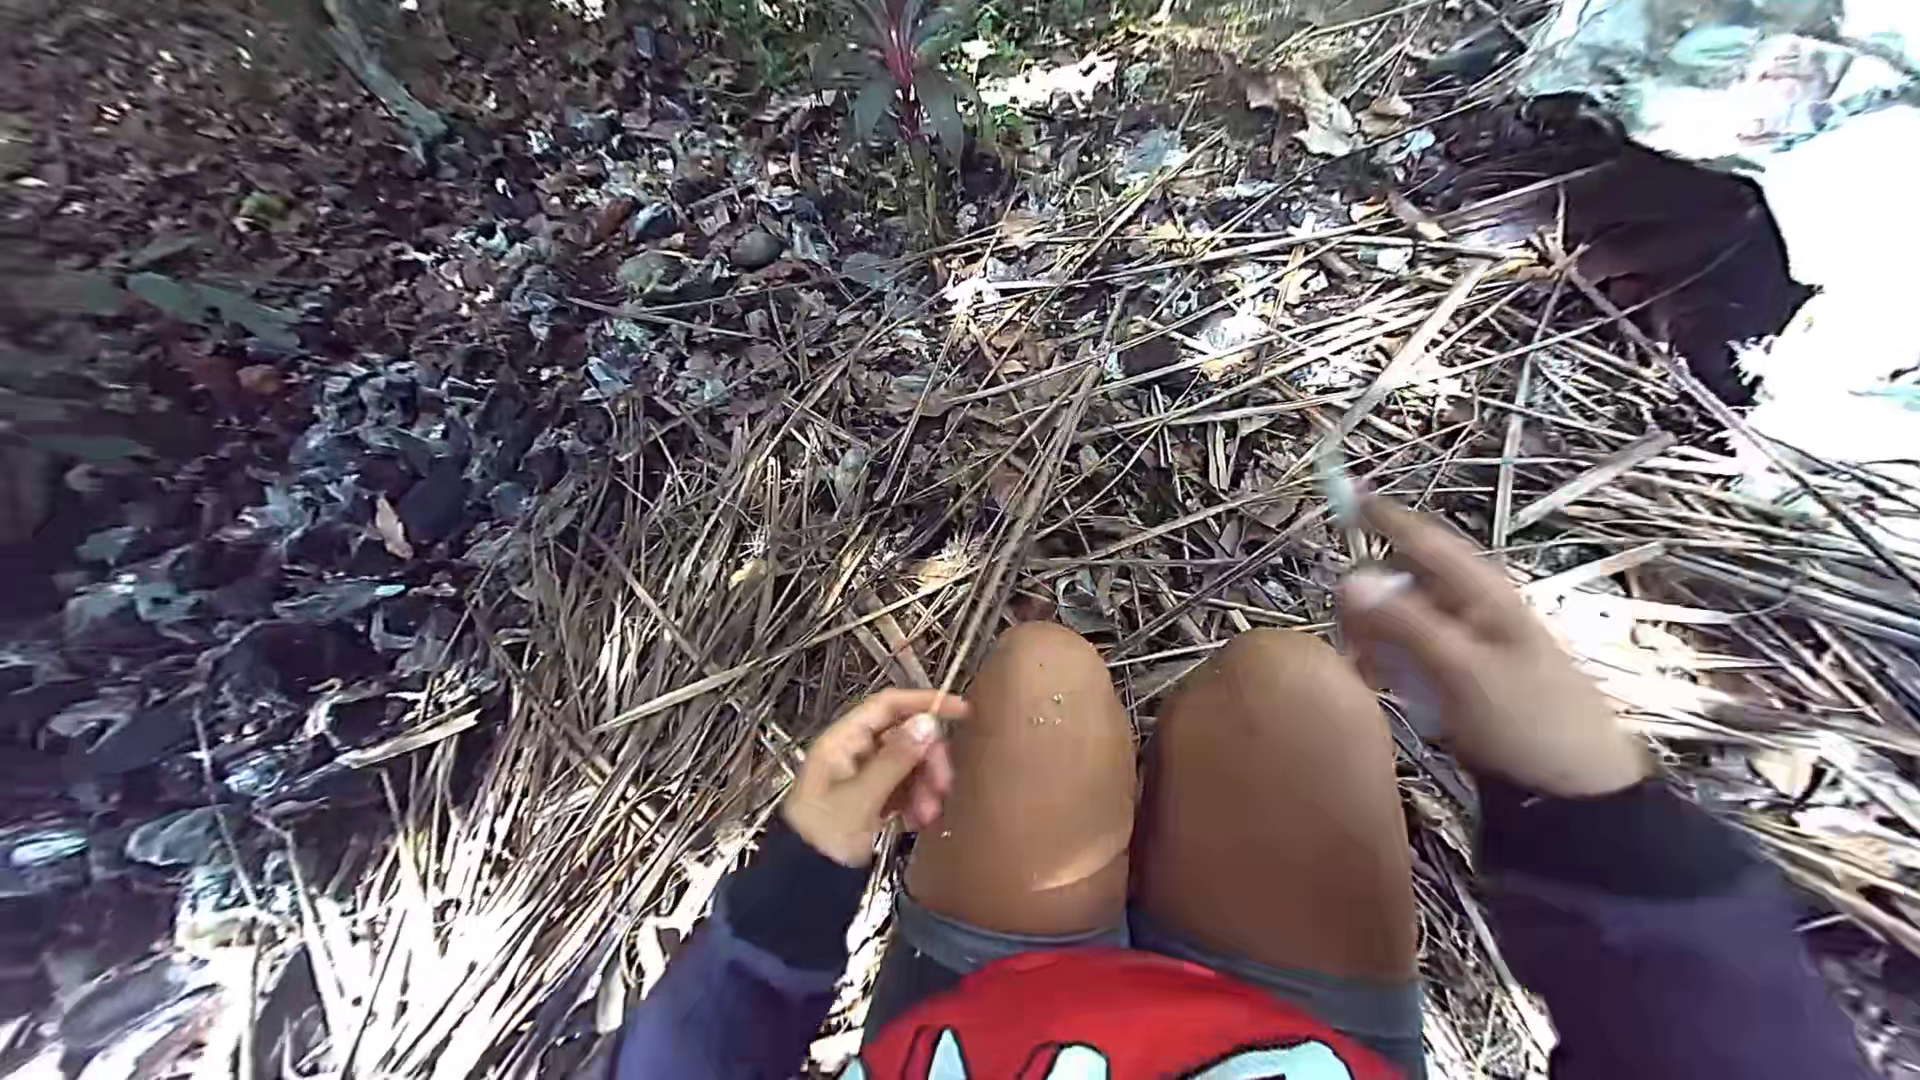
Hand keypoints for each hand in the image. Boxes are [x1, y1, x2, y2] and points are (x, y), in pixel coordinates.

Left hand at [781, 689, 970, 866]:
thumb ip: (895, 759)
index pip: (887, 705)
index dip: (923, 702)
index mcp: (842, 742)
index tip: (959, 710)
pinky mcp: (869, 800)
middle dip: (928, 758)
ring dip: (925, 784)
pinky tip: (920, 820)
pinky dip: (916, 800)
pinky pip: (902, 788)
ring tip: (930, 813)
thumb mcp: (861, 798)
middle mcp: (852, 753)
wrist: (801, 892)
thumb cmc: (820, 839)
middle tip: (943, 784)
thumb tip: (927, 723)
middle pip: (903, 736)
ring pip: (907, 764)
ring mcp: (861, 777)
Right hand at [1336, 497, 1650, 796]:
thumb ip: (1404, 623)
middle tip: (1351, 636)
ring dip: (1368, 636)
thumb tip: (1347, 579)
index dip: (1385, 517)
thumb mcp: (1463, 670)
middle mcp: (1463, 606)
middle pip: (1394, 579)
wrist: (1568, 789)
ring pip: (1387, 615)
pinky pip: (1394, 647)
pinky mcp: (1443, 666)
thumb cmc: (1528, 721)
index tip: (1345, 498)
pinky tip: (1378, 682)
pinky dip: (1378, 659)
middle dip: (1364, 602)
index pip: (1425, 540)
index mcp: (1481, 594)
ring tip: (1367, 669)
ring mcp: (1453, 637)